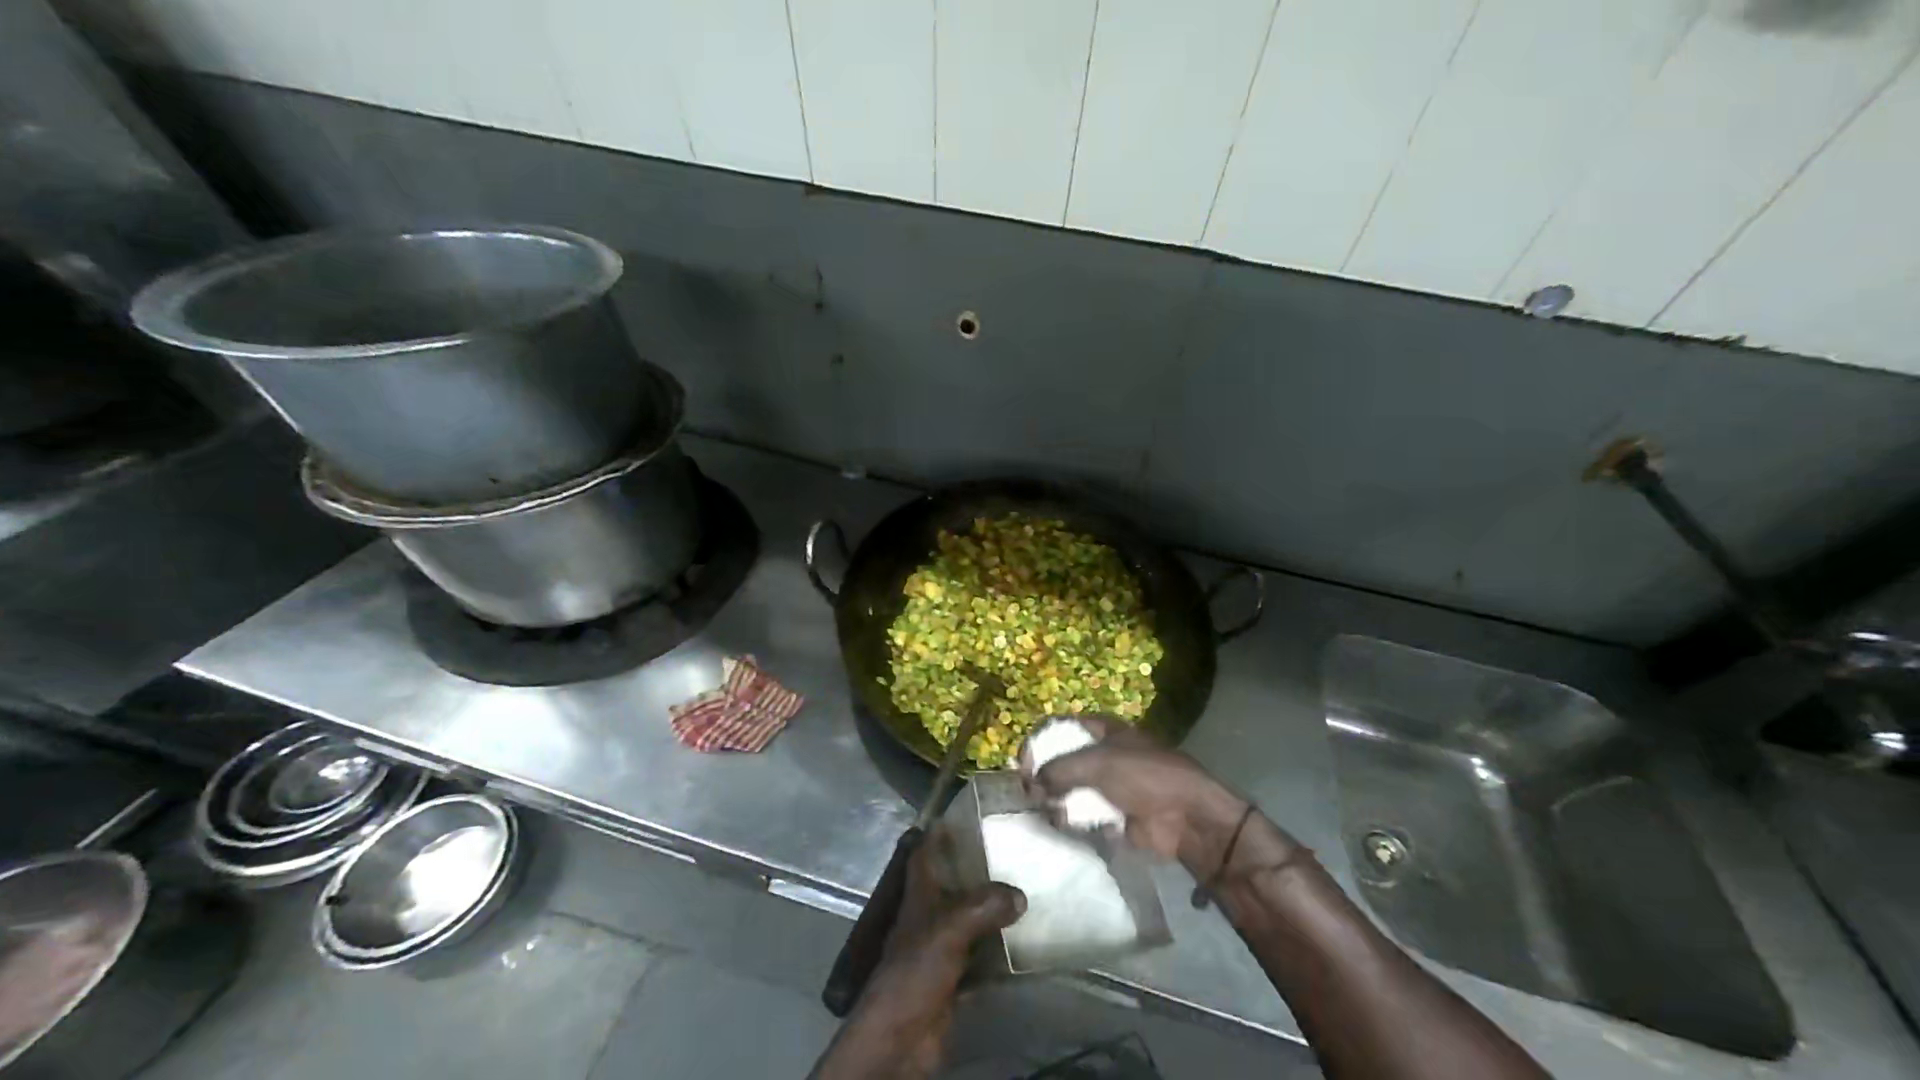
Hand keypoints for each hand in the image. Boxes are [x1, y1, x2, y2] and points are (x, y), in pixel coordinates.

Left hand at [813, 829, 1024, 1079]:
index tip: (964, 814)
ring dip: (992, 910)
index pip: (925, 853)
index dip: (939, 833)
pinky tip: (1025, 944)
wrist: (900, 1036)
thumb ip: (984, 906)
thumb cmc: (916, 969)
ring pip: (970, 919)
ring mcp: (941, 948)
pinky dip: (1000, 952)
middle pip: (953, 884)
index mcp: (920, 895)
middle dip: (977, 869)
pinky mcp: (954, 979)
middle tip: (1012, 851)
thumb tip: (1020, 895)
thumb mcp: (949, 928)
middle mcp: (929, 916)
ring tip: (1027, 890)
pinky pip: (982, 957)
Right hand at [1027, 717, 1255, 873]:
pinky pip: (1082, 816)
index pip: (1062, 727)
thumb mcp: (1097, 762)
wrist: (1186, 818)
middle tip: (1028, 790)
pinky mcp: (1112, 816)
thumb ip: (1058, 769)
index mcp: (1104, 731)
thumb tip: (1030, 784)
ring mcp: (1108, 787)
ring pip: (1069, 791)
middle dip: (1043, 775)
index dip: (1040, 740)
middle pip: (1062, 761)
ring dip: (1055, 800)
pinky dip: (1071, 820)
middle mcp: (1103, 756)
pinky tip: (1065, 824)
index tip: (1022, 760)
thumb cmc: (1144, 776)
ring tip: (1048, 810)